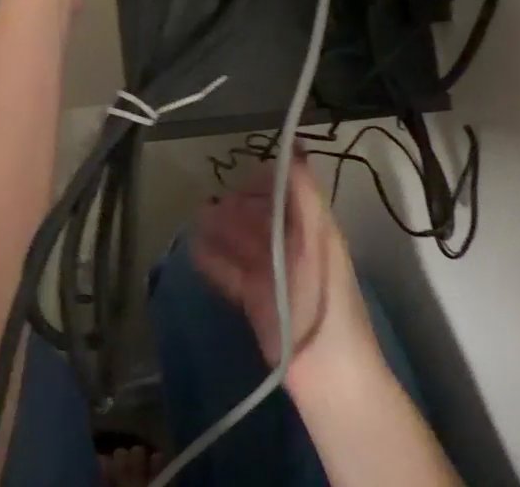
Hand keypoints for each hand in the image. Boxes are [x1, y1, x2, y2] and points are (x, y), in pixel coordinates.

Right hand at [192, 158, 374, 376]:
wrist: (325, 372)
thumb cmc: (325, 301)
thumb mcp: (319, 242)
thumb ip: (306, 197)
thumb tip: (296, 148)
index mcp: (313, 232)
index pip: (287, 194)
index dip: (264, 181)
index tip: (239, 174)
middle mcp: (291, 249)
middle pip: (259, 218)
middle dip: (235, 206)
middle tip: (207, 200)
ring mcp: (271, 276)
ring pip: (241, 244)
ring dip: (219, 231)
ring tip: (194, 220)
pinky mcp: (254, 301)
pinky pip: (229, 274)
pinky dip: (213, 261)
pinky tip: (193, 251)